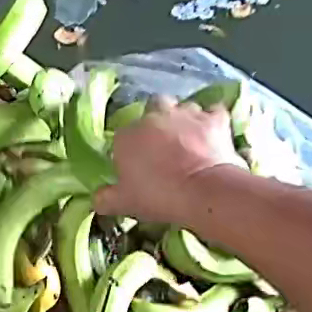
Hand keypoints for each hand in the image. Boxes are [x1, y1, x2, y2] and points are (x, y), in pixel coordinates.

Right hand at [93, 97, 243, 222]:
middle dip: (155, 121)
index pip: (122, 136)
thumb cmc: (156, 196)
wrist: (202, 191)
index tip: (135, 164)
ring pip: (182, 108)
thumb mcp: (122, 203)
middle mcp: (154, 117)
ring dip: (183, 119)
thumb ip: (104, 198)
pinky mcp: (214, 118)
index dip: (129, 148)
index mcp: (127, 135)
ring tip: (187, 139)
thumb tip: (97, 198)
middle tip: (161, 144)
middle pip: (152, 109)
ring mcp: (186, 114)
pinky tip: (211, 133)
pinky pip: (213, 112)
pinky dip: (211, 121)